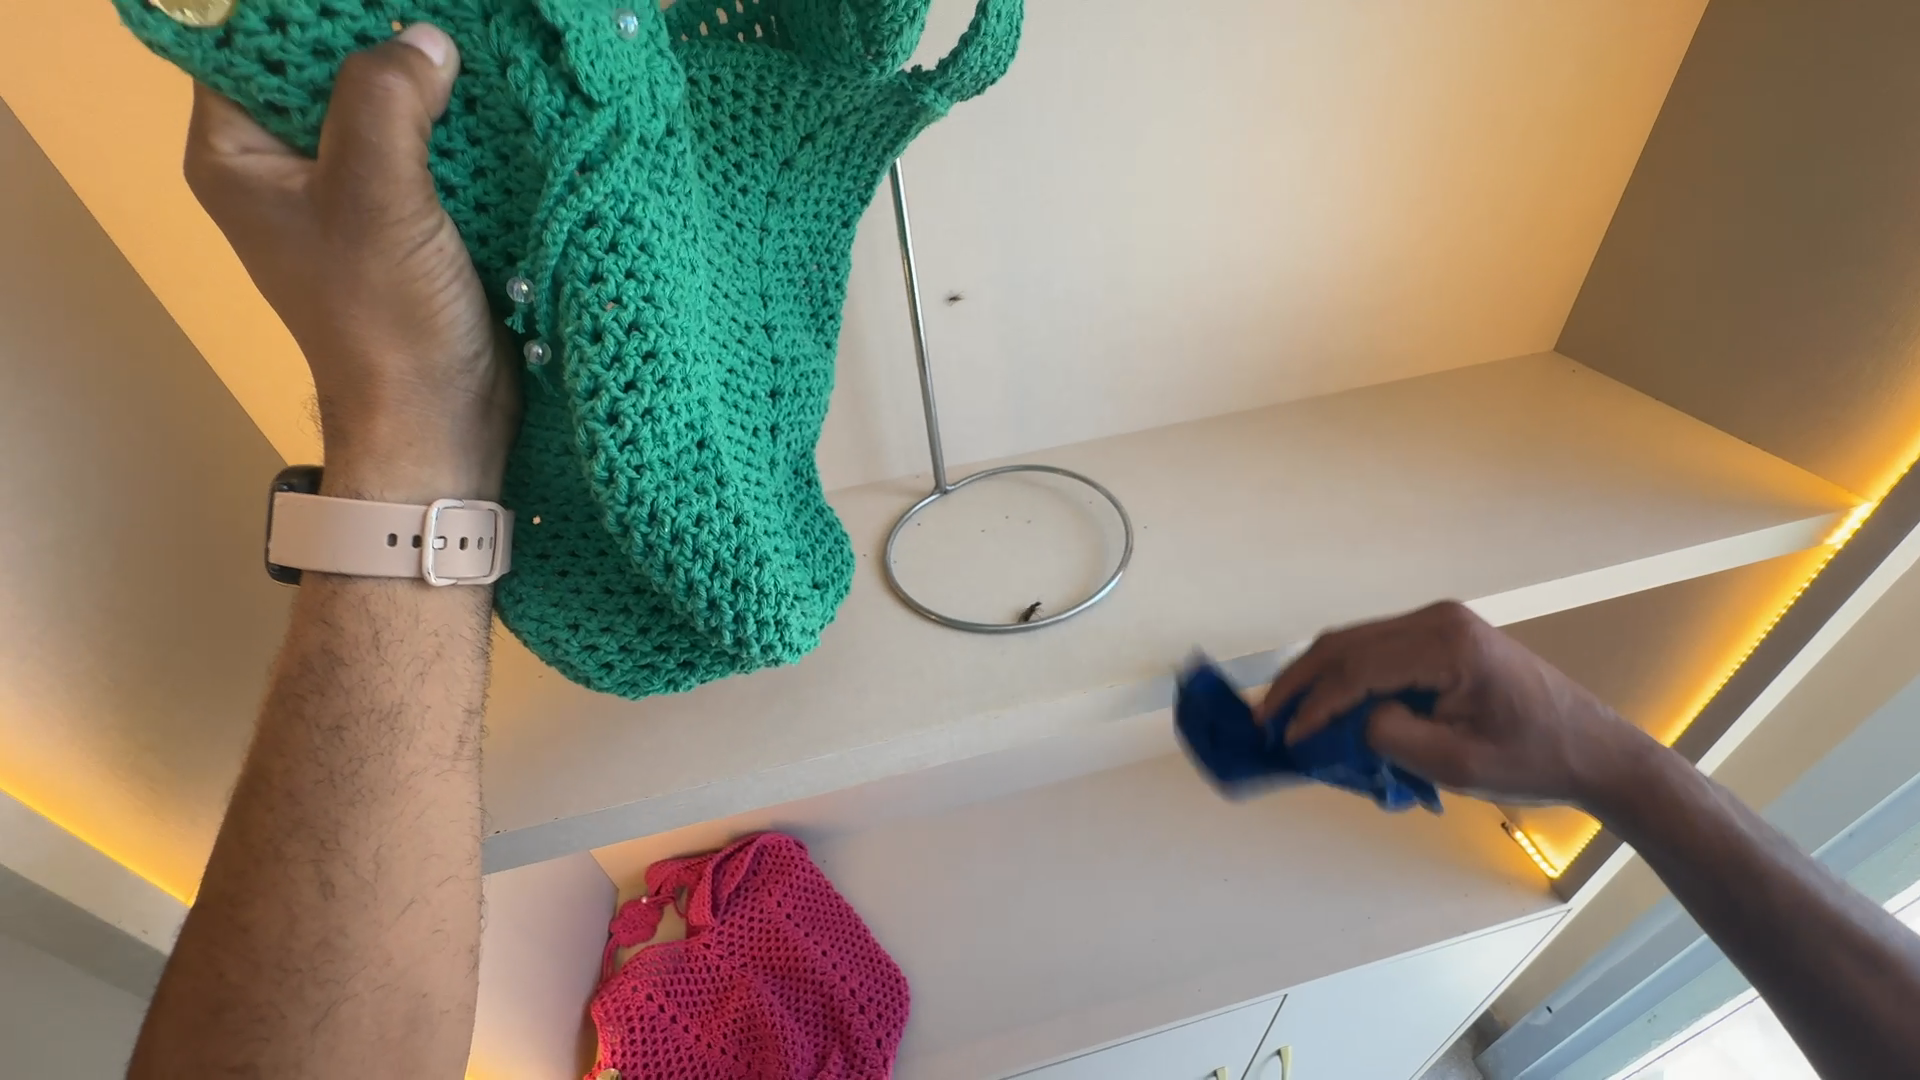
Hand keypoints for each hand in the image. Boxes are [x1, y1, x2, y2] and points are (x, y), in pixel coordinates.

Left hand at [184, 24, 518, 502]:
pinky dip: (471, 153)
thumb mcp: (376, 197)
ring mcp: (366, 209)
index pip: (252, 46)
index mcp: (244, 156)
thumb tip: (426, 36)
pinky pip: (440, 173)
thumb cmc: (389, 316)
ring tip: (489, 74)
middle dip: (392, 55)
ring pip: (397, 128)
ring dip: (442, 106)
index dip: (315, 20)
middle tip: (454, 35)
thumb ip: (388, 102)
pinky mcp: (424, 238)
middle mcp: (298, 175)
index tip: (389, 9)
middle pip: (333, 83)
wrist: (445, 417)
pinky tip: (509, 134)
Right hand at [1259, 601, 1662, 807]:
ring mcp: (1436, 622)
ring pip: (1351, 643)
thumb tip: (1342, 721)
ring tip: (1284, 711)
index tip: (1286, 738)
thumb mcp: (1455, 763)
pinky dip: (1341, 675)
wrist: (1597, 752)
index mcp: (1446, 643)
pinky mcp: (1437, 635)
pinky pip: (1372, 649)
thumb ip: (1388, 735)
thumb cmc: (1534, 762)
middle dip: (1298, 683)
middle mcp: (1435, 619)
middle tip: (1263, 718)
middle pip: (1343, 645)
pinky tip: (1323, 699)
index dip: (1314, 705)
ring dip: (1314, 677)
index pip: (1356, 670)